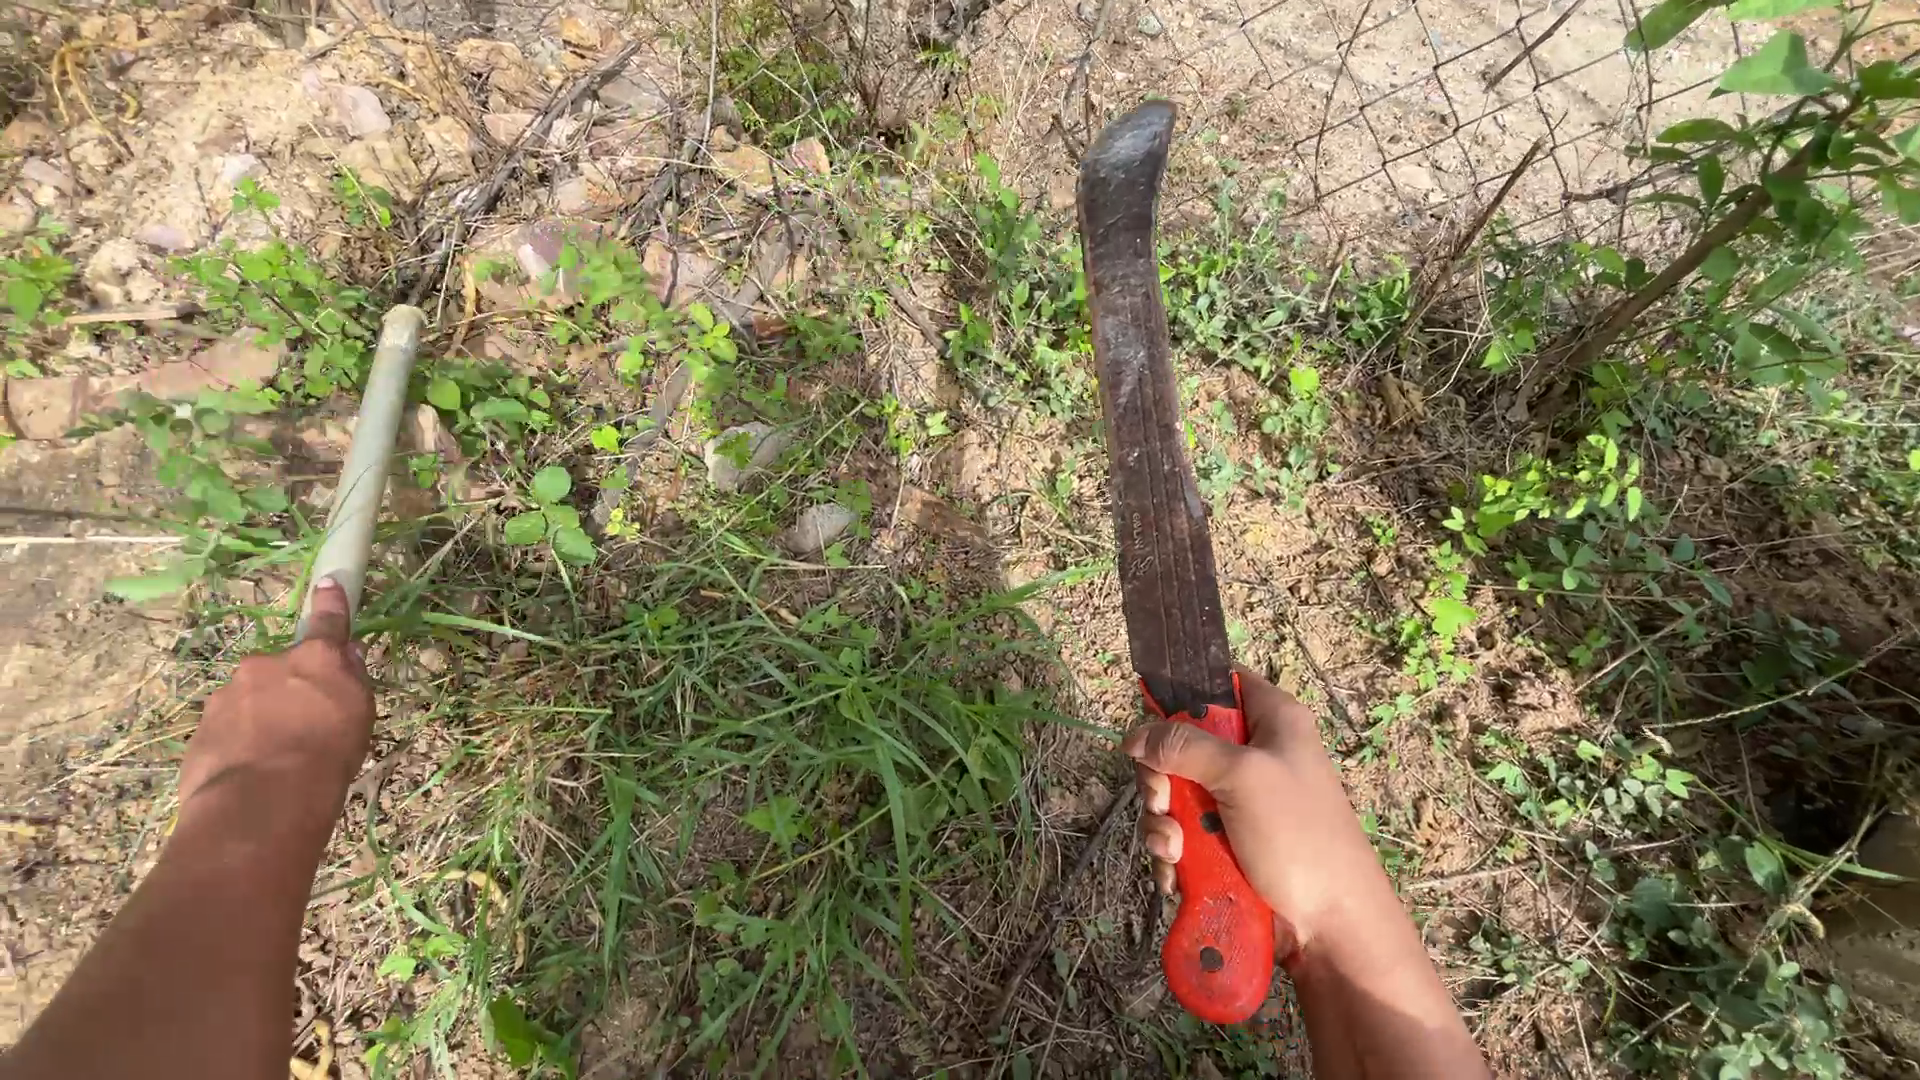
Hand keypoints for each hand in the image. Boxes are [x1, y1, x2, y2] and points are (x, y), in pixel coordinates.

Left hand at [178, 577, 373, 822]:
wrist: (262, 800)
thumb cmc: (329, 751)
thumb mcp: (361, 712)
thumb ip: (352, 679)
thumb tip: (345, 656)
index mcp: (314, 658)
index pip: (328, 622)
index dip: (331, 601)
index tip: (327, 581)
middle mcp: (266, 665)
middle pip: (284, 668)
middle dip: (293, 685)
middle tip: (310, 719)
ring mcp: (228, 694)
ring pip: (254, 696)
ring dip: (267, 713)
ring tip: (282, 752)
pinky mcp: (202, 726)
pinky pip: (231, 724)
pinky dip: (245, 737)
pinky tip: (258, 764)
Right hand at [1122, 668, 1393, 957]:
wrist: (1334, 930)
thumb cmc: (1299, 836)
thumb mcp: (1242, 775)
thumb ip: (1184, 746)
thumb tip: (1133, 736)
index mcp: (1272, 719)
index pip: (1219, 681)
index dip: (1182, 694)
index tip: (1153, 723)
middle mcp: (1253, 753)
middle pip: (1182, 741)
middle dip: (1162, 777)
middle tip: (1163, 801)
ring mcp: (1237, 800)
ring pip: (1175, 791)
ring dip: (1164, 822)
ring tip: (1174, 851)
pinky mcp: (1225, 840)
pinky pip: (1181, 831)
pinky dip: (1172, 851)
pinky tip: (1176, 872)